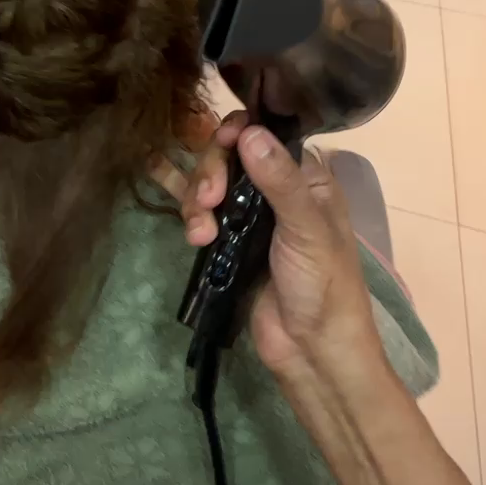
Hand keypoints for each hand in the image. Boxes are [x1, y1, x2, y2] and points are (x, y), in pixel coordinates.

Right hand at [181, 113, 385, 377]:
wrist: (310, 352)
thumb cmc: (324, 286)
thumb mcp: (306, 230)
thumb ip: (278, 180)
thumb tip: (249, 132)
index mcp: (305, 179)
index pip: (265, 135)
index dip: (238, 132)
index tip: (221, 142)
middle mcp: (274, 189)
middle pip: (228, 156)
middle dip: (210, 174)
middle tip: (207, 202)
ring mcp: (247, 215)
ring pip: (207, 183)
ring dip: (195, 201)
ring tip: (199, 235)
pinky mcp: (226, 239)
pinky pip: (196, 208)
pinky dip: (180, 201)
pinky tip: (160, 186)